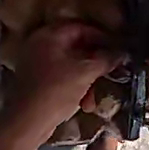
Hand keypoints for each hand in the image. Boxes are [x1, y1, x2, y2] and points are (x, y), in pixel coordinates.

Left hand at [3, 22, 121, 136]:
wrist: (27, 122)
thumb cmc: (56, 91)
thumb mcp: (85, 73)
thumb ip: (105, 59)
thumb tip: (121, 53)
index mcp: (49, 35)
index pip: (81, 27)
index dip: (101, 36)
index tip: (117, 47)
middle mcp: (40, 44)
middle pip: (76, 47)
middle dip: (95, 62)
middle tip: (111, 70)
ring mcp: (36, 63)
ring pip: (71, 65)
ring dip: (87, 80)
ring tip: (94, 97)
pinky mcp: (36, 81)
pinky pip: (62, 77)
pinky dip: (75, 87)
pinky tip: (84, 104)